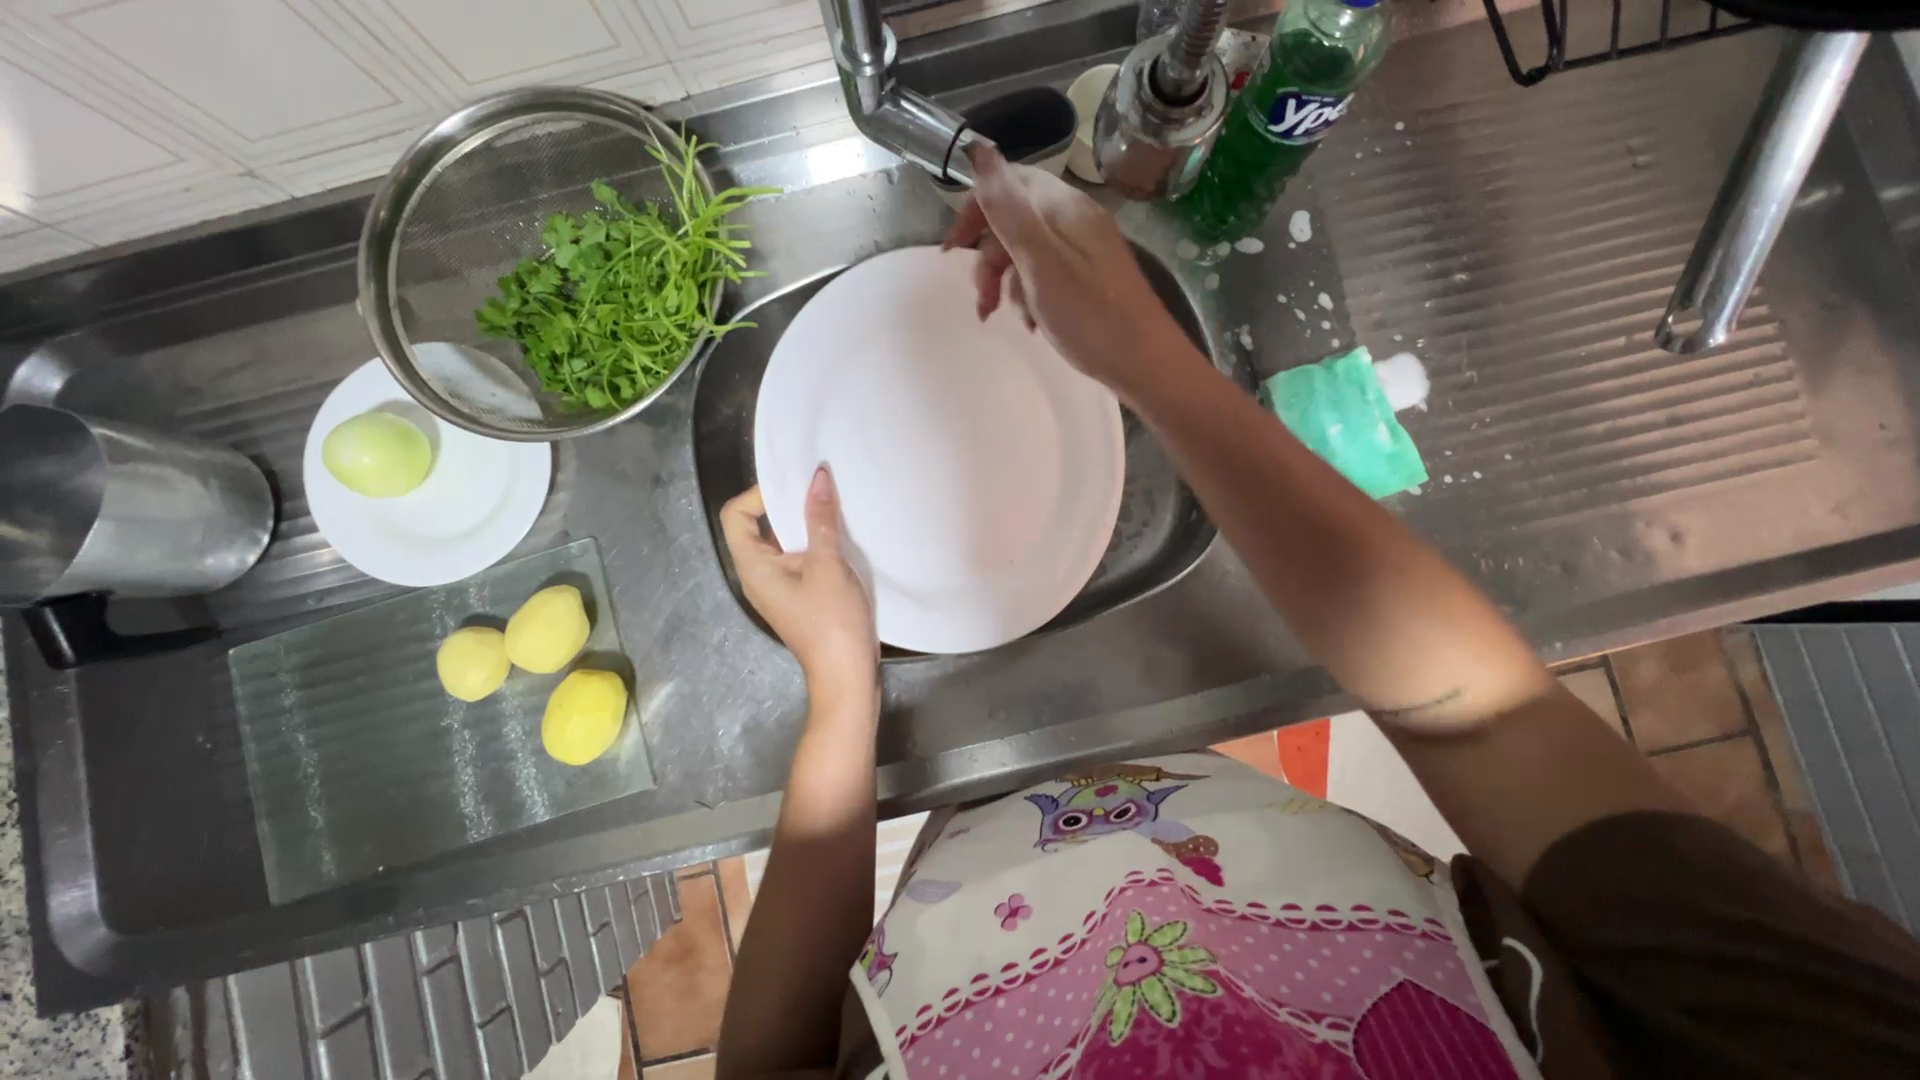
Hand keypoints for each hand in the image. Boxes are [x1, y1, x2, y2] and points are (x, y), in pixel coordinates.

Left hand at [721, 469, 878, 705]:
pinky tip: (843, 536)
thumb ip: (821, 519)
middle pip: (760, 526)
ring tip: (835, 507)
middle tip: (820, 488)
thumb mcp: (828, 564)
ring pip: (784, 542)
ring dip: (806, 523)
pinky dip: (816, 543)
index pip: (735, 515)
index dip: (759, 494)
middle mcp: (759, 574)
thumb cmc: (831, 621)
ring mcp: (780, 587)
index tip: (795, 487)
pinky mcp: (800, 595)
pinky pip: (800, 559)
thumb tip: (817, 476)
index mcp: (753, 566)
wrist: (846, 674)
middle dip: (788, 504)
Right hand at [943, 143, 1199, 402]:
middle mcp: (1073, 217)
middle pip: (1012, 220)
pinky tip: (1033, 322)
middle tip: (983, 301)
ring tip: (1006, 316)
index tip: (954, 254)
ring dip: (1006, 282)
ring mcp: (1084, 246)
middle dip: (988, 259)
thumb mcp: (1040, 262)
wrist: (1147, 363)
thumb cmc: (1090, 316)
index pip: (1005, 184)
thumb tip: (980, 149)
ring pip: (1025, 251)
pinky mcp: (1089, 274)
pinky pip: (1045, 273)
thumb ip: (1008, 209)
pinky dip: (1029, 295)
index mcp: (1061, 206)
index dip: (973, 213)